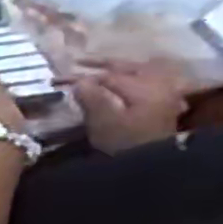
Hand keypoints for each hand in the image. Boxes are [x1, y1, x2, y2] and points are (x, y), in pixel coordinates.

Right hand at [62, 58, 187, 154]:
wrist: (154, 161)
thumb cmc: (125, 141)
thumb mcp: (103, 121)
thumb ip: (92, 98)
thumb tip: (79, 81)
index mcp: (144, 88)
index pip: (108, 75)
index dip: (80, 76)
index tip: (55, 79)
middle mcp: (160, 86)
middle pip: (131, 68)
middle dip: (104, 64)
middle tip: (79, 62)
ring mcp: (166, 95)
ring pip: (144, 73)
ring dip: (121, 69)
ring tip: (101, 69)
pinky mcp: (166, 105)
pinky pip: (151, 82)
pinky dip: (135, 79)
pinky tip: (125, 82)